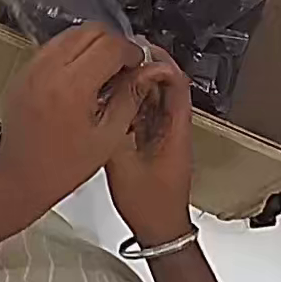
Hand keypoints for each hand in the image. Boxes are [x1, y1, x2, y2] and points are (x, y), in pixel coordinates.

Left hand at [0, 23, 146, 218]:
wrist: (20, 177)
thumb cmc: (59, 167)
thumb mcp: (108, 137)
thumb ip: (129, 98)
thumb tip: (145, 74)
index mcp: (71, 88)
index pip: (110, 45)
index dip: (131, 51)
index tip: (138, 63)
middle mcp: (48, 72)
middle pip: (91, 30)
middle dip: (114, 42)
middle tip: (124, 63)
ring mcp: (33, 70)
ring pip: (72, 34)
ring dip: (94, 44)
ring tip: (105, 70)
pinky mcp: (25, 73)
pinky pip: (54, 46)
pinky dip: (74, 51)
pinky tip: (83, 76)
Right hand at [106, 43, 194, 245]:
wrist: (161, 231)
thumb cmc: (150, 205)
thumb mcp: (124, 167)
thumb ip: (113, 134)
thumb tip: (104, 107)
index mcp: (176, 130)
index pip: (177, 85)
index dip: (161, 63)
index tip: (141, 49)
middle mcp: (175, 130)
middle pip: (167, 88)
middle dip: (148, 68)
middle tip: (124, 54)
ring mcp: (166, 138)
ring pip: (156, 102)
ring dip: (140, 85)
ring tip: (116, 71)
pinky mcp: (156, 146)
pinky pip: (148, 117)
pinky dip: (134, 104)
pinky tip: (114, 101)